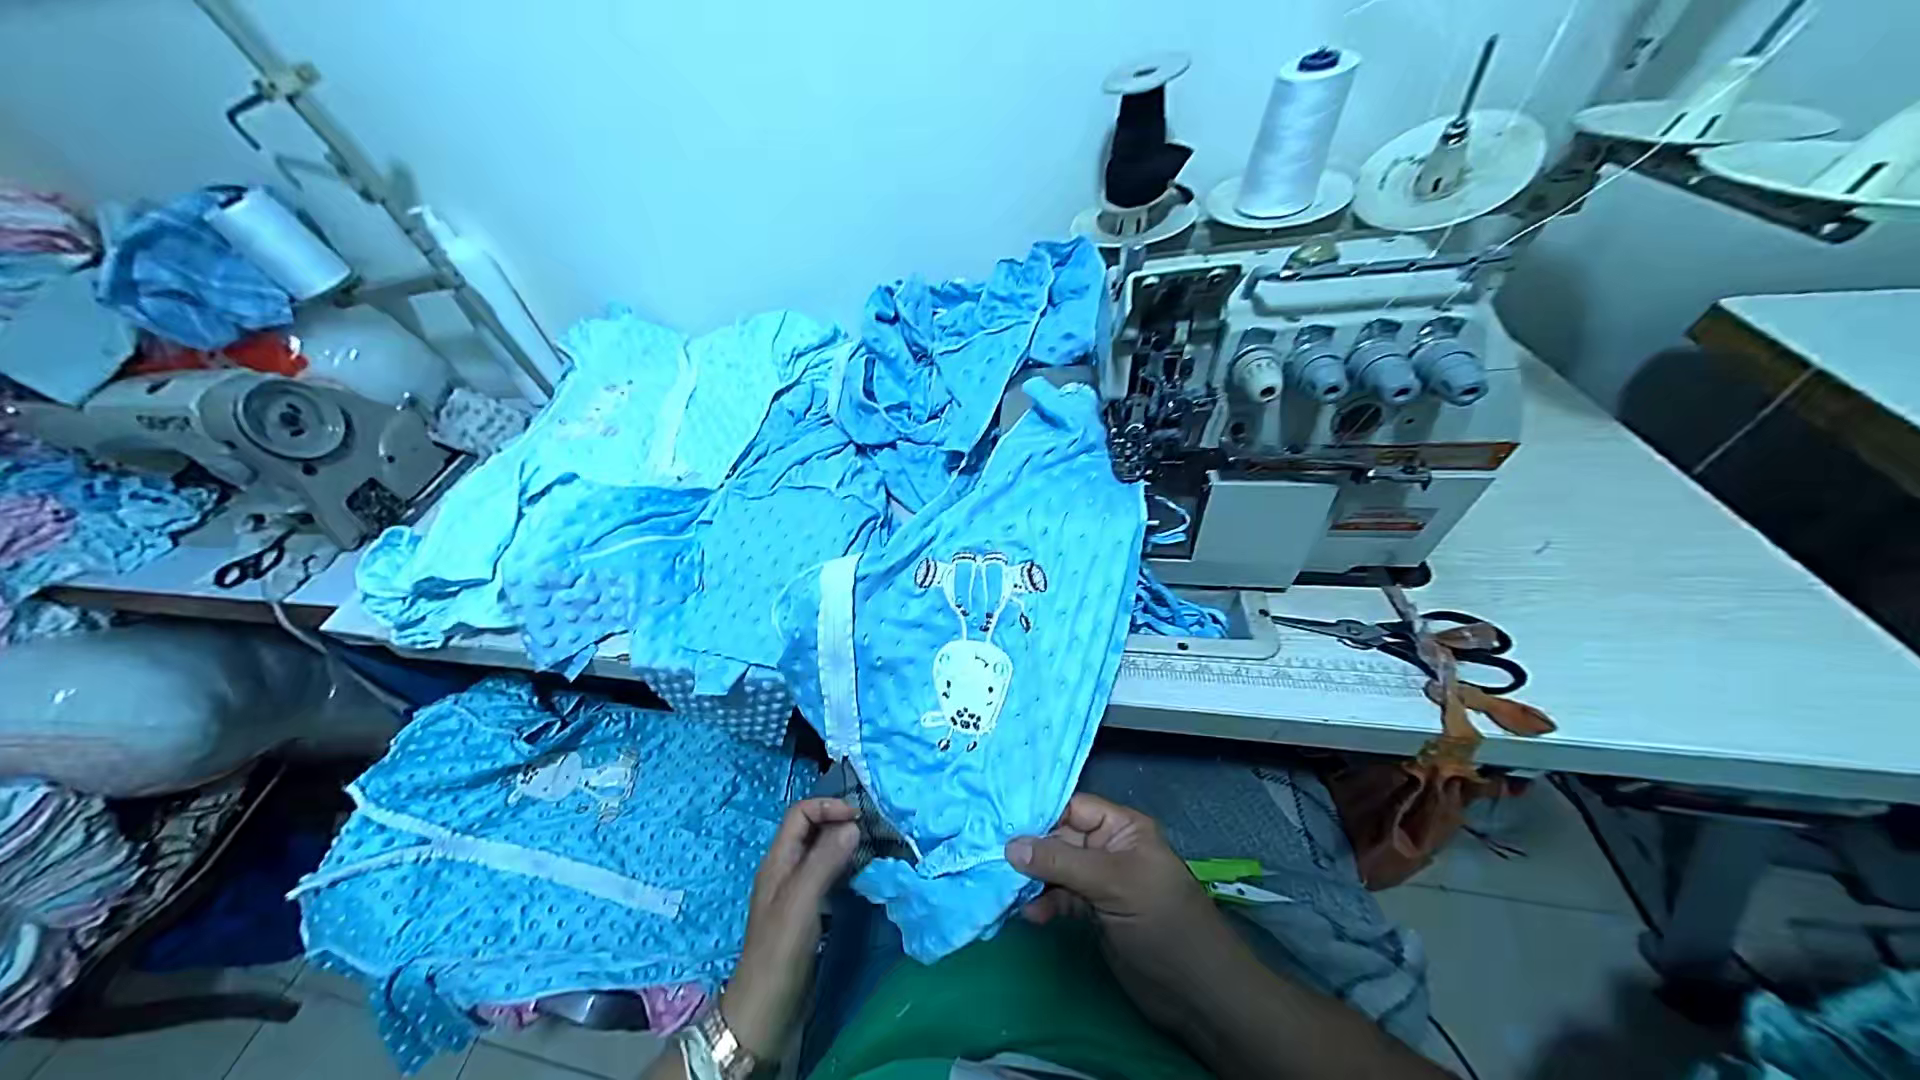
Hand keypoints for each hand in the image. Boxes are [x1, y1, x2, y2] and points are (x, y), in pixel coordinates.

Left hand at [720, 797, 859, 1059]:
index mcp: (777, 861)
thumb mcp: (801, 900)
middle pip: (811, 831)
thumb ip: (824, 860)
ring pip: (822, 853)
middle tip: (871, 831)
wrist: (766, 1012)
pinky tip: (862, 877)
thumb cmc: (780, 951)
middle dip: (839, 823)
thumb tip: (852, 825)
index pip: (800, 814)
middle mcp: (786, 870)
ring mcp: (796, 892)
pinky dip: (846, 869)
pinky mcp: (808, 912)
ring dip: (844, 846)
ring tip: (872, 849)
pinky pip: (828, 877)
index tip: (857, 818)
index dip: (827, 807)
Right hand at [1006, 794, 1238, 1031]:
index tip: (998, 823)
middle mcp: (1109, 847)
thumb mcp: (1112, 882)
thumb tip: (1010, 845)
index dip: (1038, 814)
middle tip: (993, 861)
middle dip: (1030, 850)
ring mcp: (1100, 881)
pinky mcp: (1093, 911)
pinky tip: (1030, 915)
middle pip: (1059, 838)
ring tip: (1007, 891)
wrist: (1196, 992)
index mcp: (1121, 827)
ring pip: (1057, 869)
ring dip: (1033, 880)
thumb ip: (1060, 861)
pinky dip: (1044, 904)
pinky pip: (1061, 897)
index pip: (1072, 808)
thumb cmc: (1161, 921)